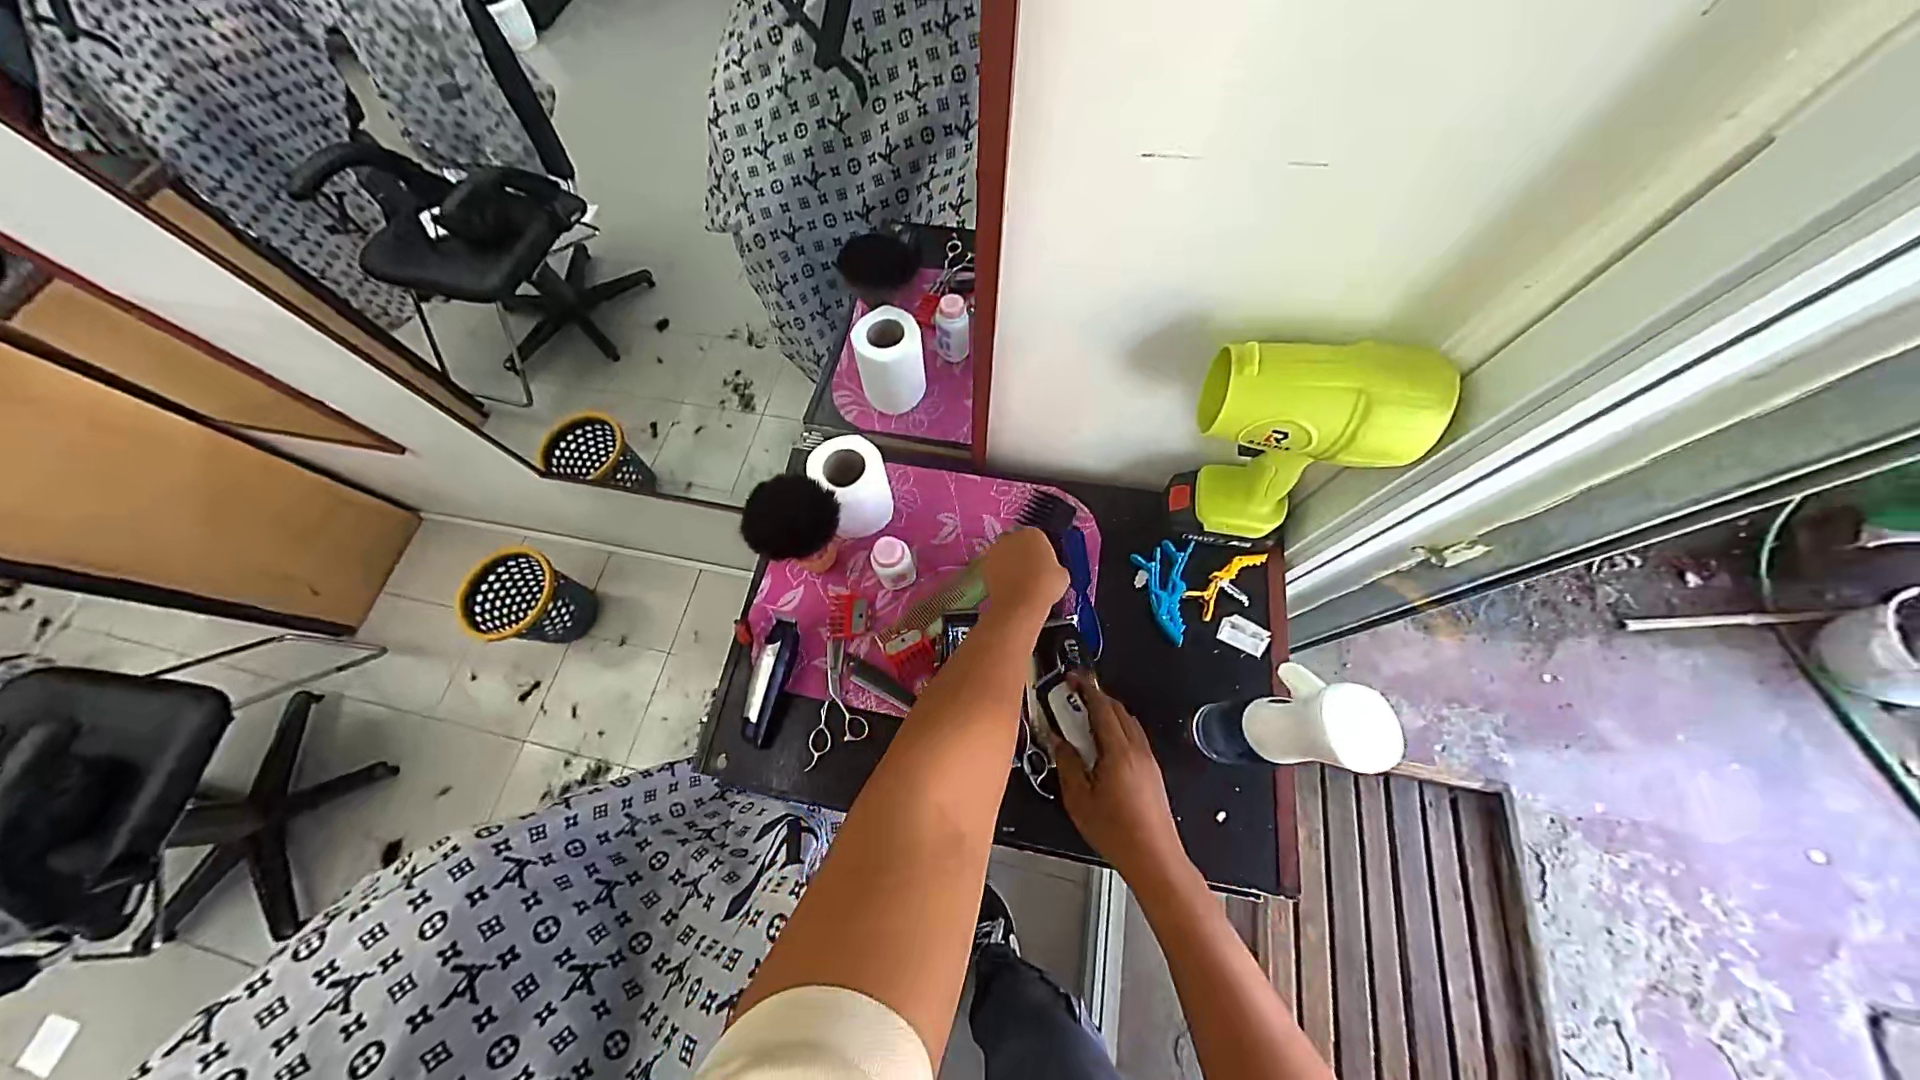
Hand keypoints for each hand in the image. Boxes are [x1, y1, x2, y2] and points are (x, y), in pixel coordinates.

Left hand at [980, 527, 1067, 618]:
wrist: (1020, 604)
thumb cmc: (1046, 586)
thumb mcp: (1062, 574)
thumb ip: (1054, 566)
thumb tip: (1051, 570)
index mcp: (1034, 533)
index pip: (1038, 537)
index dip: (1040, 551)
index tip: (1043, 563)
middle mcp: (1012, 536)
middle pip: (1018, 542)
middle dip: (1022, 552)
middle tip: (1029, 570)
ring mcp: (995, 549)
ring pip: (1004, 552)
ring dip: (1008, 561)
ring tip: (1016, 579)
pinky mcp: (984, 563)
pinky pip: (995, 565)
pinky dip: (998, 572)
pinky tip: (1006, 584)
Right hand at [1054, 673, 1186, 878]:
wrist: (1154, 857)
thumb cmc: (1116, 832)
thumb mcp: (1078, 798)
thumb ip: (1067, 763)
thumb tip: (1059, 742)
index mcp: (1118, 751)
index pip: (1102, 707)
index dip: (1085, 688)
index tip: (1071, 678)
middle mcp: (1137, 749)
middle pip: (1117, 709)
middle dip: (1095, 697)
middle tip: (1072, 696)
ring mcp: (1148, 759)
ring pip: (1127, 722)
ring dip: (1106, 712)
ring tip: (1082, 719)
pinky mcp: (1152, 771)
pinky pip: (1132, 736)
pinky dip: (1115, 728)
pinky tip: (1101, 743)